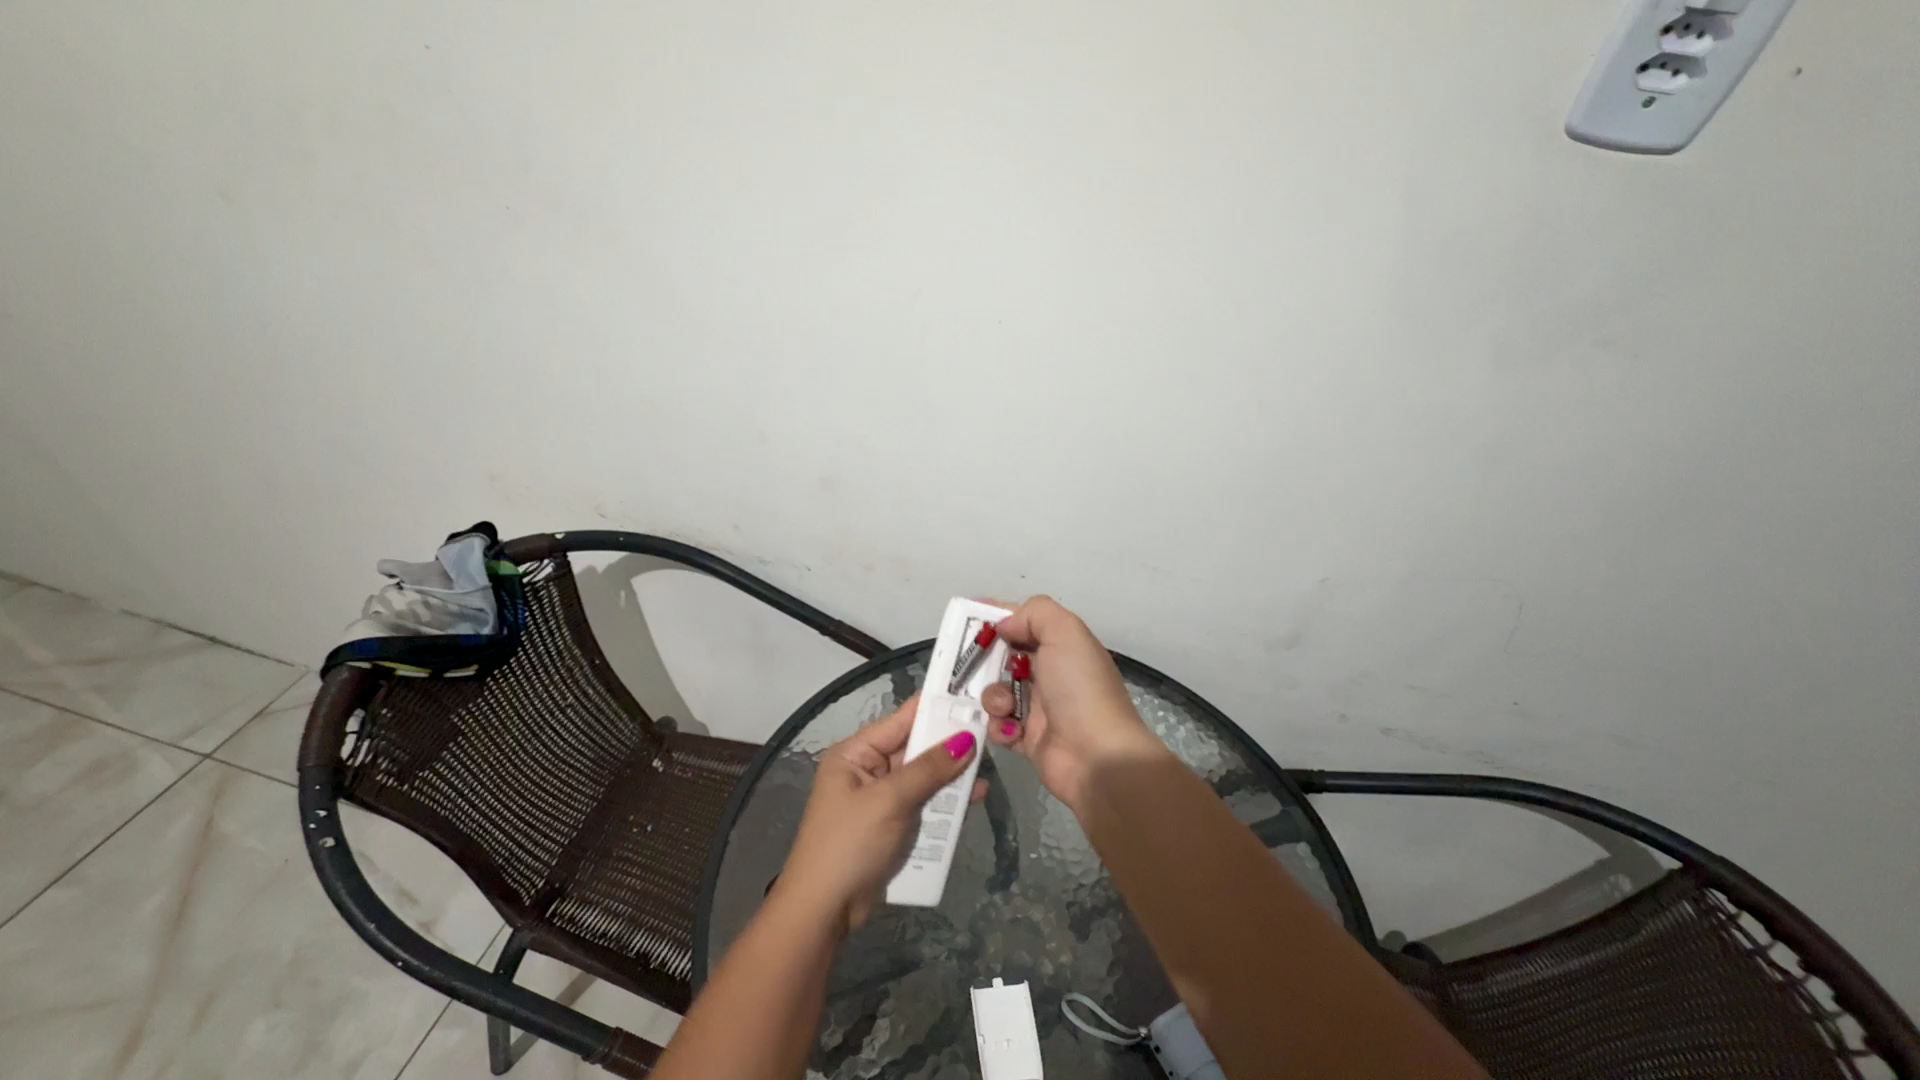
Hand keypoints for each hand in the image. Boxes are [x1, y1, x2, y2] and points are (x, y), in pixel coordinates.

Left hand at [775, 694, 982, 931]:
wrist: (824, 910)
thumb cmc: (850, 844)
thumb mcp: (890, 801)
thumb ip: (929, 769)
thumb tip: (965, 739)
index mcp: (855, 754)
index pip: (901, 720)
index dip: (936, 709)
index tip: (973, 699)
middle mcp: (866, 770)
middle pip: (915, 749)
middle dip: (949, 747)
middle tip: (990, 738)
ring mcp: (879, 800)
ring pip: (923, 779)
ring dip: (950, 779)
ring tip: (985, 777)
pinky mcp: (891, 826)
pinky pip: (922, 805)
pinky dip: (944, 804)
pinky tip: (971, 803)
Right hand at [981, 596, 1166, 812]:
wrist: (1097, 757)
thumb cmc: (1080, 689)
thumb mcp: (1066, 633)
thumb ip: (1034, 613)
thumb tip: (1005, 626)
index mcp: (1063, 647)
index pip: (1025, 623)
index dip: (998, 618)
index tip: (968, 617)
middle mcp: (1050, 675)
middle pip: (1004, 658)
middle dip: (984, 660)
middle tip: (967, 666)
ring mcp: (1038, 709)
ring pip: (996, 692)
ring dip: (993, 697)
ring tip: (1006, 706)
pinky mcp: (1027, 739)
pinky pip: (998, 726)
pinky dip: (999, 727)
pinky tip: (1012, 731)